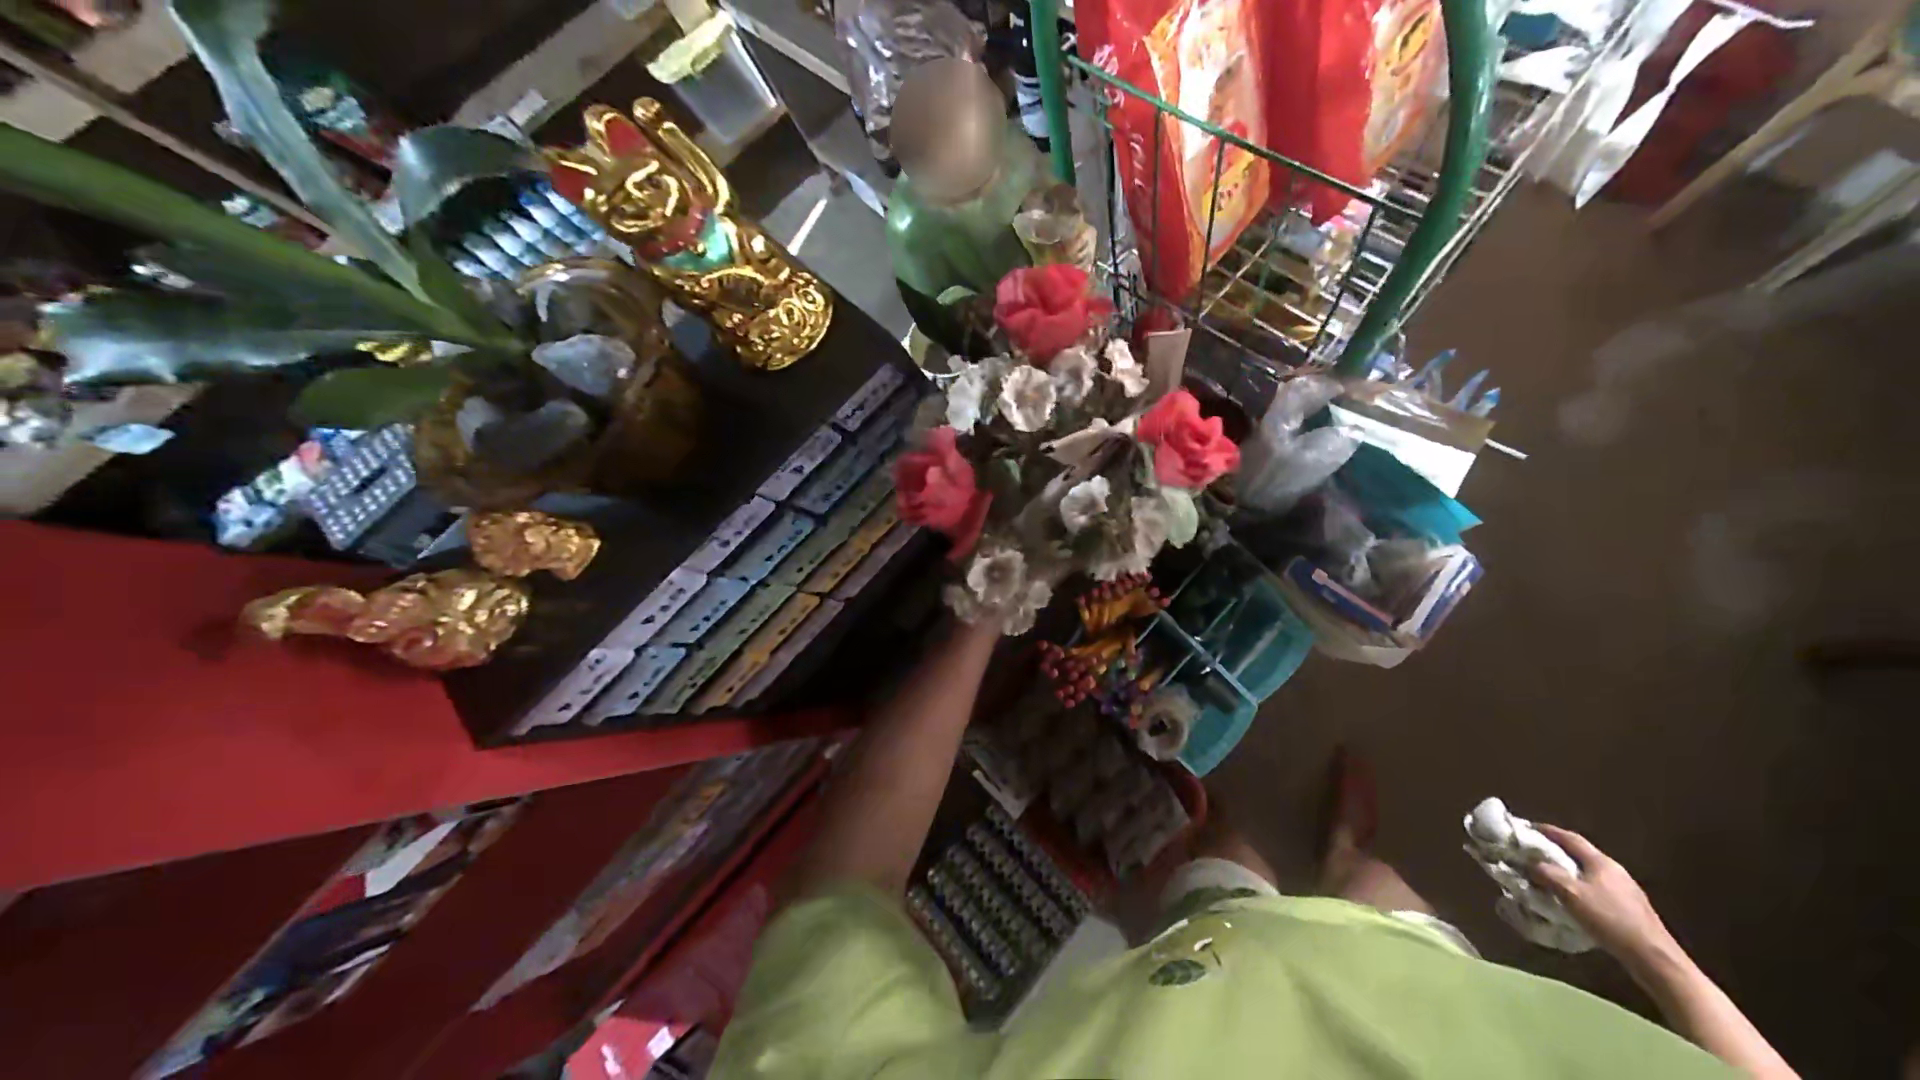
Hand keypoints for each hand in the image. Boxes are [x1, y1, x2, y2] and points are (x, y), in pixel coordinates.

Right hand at [1527, 824, 1678, 970]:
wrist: (1653, 957)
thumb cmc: (1609, 919)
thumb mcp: (1571, 893)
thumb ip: (1547, 873)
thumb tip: (1531, 864)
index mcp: (1601, 863)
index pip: (1571, 838)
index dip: (1548, 831)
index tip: (1527, 827)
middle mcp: (1615, 871)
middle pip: (1582, 854)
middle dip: (1557, 850)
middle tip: (1534, 852)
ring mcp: (1626, 890)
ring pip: (1590, 872)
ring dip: (1568, 870)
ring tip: (1549, 875)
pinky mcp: (1631, 908)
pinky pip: (1598, 888)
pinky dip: (1580, 886)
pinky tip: (1573, 898)